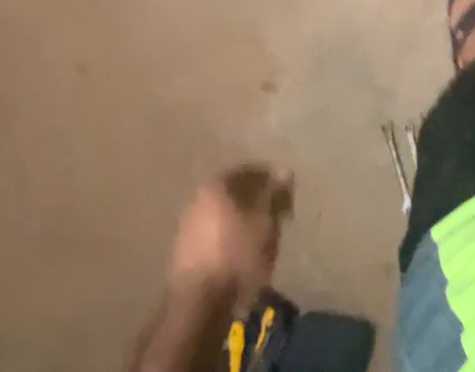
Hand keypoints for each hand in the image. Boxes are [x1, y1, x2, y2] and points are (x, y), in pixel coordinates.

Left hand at [166, 164, 293, 306]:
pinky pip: (216, 234)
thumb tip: (284, 171)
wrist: (198, 304)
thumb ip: (276, 194)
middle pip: (234, 191)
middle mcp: (197, 200)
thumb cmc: (237, 255)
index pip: (249, 170)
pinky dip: (233, 237)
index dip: (272, 179)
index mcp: (215, 186)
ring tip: (265, 236)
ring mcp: (188, 227)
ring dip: (246, 220)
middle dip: (258, 200)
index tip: (288, 194)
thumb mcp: (266, 223)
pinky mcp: (186, 252)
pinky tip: (245, 253)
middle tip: (280, 215)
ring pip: (225, 214)